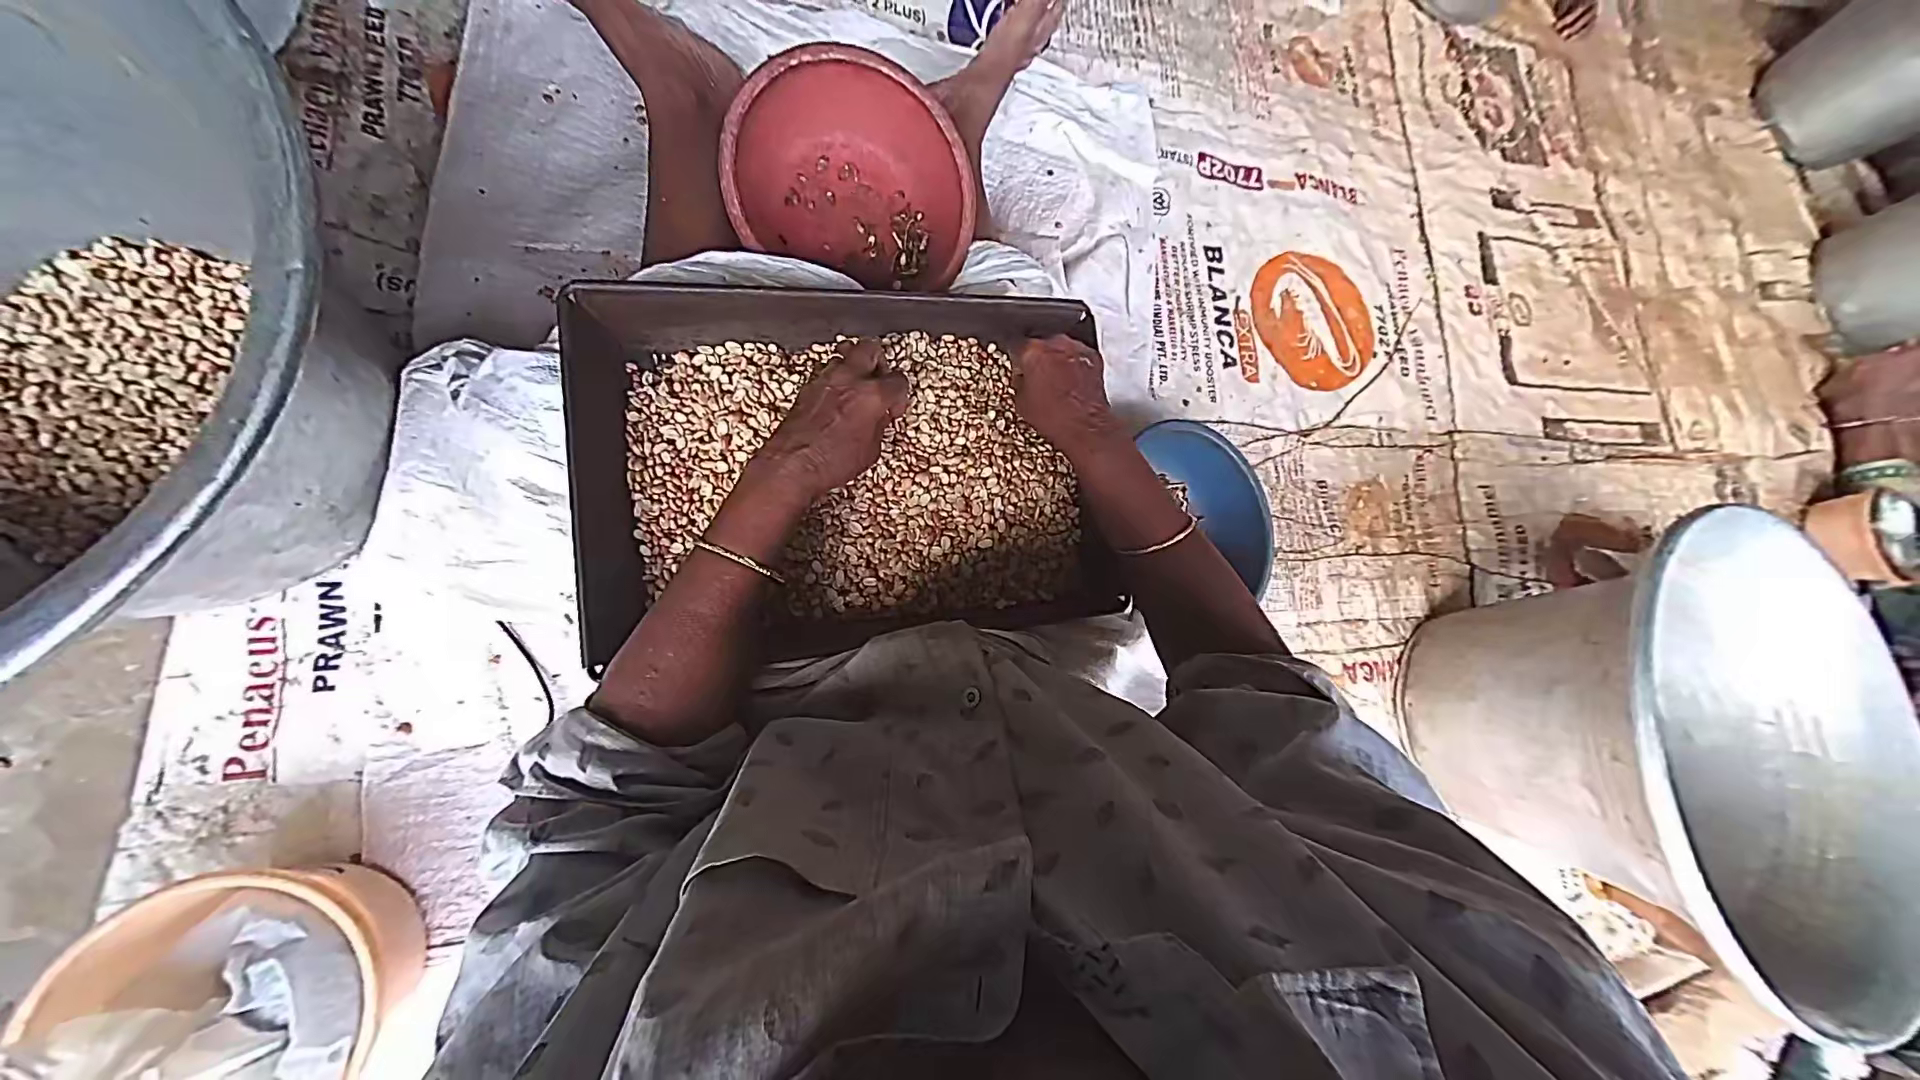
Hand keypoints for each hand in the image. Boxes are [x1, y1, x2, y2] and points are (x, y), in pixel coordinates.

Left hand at [748, 339, 908, 501]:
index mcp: (873, 394)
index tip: (894, 407)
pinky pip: (826, 372)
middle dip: (879, 362)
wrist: (792, 465)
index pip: (898, 381)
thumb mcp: (871, 451)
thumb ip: (880, 425)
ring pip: (844, 355)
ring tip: (857, 387)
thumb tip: (880, 418)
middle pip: (870, 349)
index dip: (900, 395)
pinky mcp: (807, 387)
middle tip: (880, 381)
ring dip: (854, 366)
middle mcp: (849, 379)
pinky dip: (835, 379)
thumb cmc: (831, 463)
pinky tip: (837, 399)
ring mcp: (825, 379)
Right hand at [1012, 335, 1120, 460]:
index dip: (1014, 359)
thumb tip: (1020, 378)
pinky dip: (1073, 365)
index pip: (1016, 346)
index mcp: (1032, 351)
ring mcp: (1076, 348)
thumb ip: (1018, 381)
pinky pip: (1077, 356)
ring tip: (1054, 381)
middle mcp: (1055, 343)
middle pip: (1040, 345)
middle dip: (1036, 359)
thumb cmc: (1054, 417)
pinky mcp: (1092, 357)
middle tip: (1035, 378)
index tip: (1015, 368)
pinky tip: (1070, 382)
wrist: (1084, 427)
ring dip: (1056, 360)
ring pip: (1060, 348)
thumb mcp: (1021, 402)